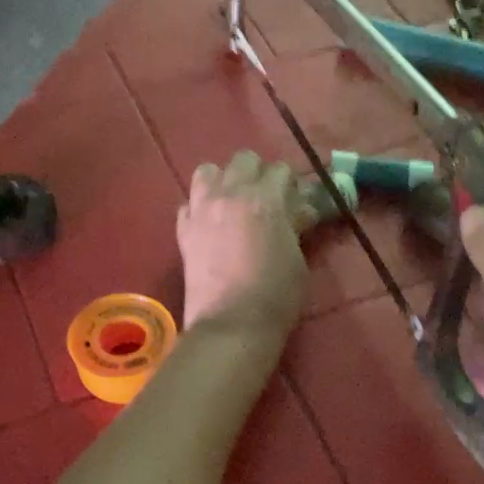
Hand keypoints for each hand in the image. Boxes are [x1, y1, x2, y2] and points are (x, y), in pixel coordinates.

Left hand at [177, 150, 308, 338]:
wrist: (231, 324)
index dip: (290, 186)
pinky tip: (211, 226)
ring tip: (233, 204)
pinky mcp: (183, 230)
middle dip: (257, 174)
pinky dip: (201, 208)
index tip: (295, 204)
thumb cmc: (276, 296)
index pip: (280, 170)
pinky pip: (189, 203)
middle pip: (244, 160)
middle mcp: (230, 194)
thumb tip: (300, 212)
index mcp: (265, 199)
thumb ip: (295, 227)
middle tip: (265, 200)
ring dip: (224, 181)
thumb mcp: (297, 260)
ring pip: (208, 171)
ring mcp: (201, 210)